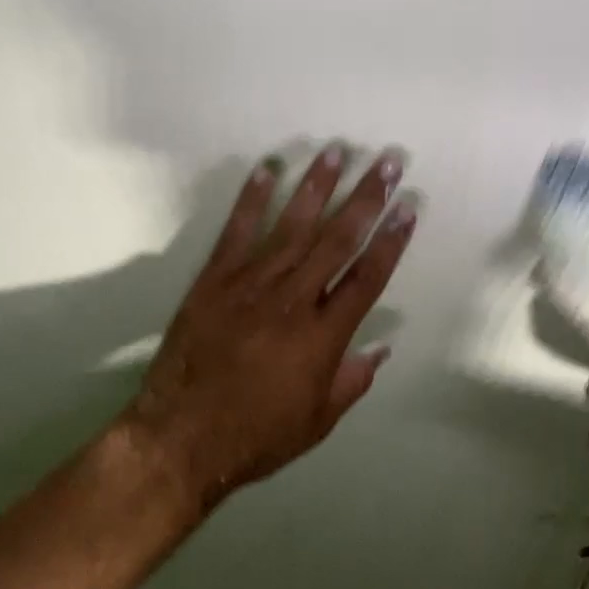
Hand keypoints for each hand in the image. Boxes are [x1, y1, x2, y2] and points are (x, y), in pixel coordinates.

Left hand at [120, 144, 416, 513]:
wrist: (180, 438)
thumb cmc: (255, 435)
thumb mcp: (316, 421)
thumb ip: (352, 381)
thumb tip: (381, 348)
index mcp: (322, 336)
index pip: (367, 277)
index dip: (391, 241)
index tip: (408, 208)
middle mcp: (293, 300)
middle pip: (337, 240)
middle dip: (365, 198)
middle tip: (386, 163)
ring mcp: (251, 284)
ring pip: (293, 226)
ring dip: (317, 186)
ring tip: (337, 151)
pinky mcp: (215, 280)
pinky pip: (237, 232)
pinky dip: (252, 199)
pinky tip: (267, 169)